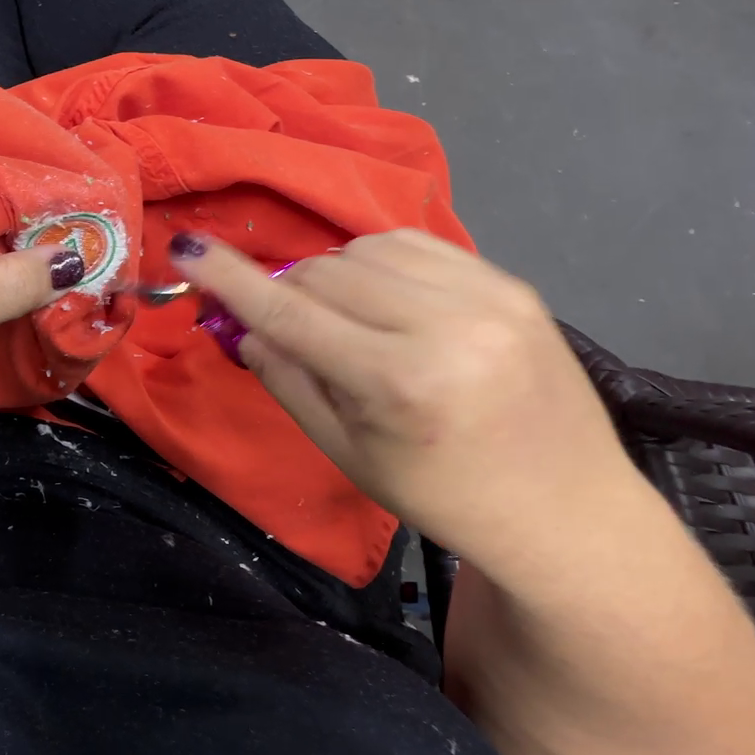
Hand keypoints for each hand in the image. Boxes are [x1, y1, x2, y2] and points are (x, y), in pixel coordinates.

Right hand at [170, 228, 646, 571]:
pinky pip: (411, 244)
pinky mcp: (514, 284)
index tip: (187, 249)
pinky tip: (388, 299)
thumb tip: (246, 325)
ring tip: (350, 318)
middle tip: (294, 329)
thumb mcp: (343, 450)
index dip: (229, 278)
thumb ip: (286, 378)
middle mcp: (447, 328)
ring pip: (362, 250)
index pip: (290, 313)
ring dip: (333, 276)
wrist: (567, 510)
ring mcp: (489, 299)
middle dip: (288, 293)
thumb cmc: (439, 493)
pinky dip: (378, 263)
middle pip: (321, 273)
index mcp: (399, 382)